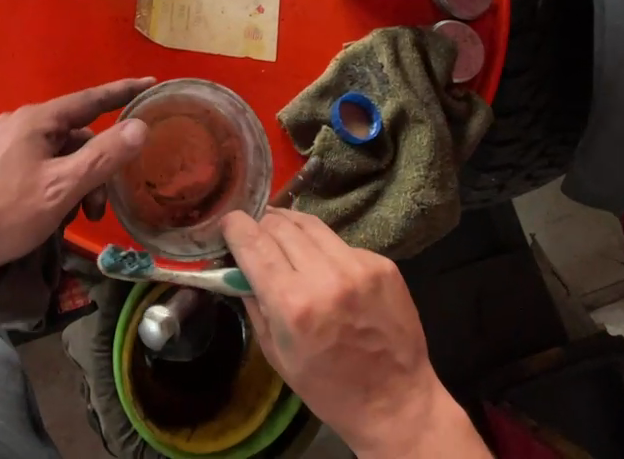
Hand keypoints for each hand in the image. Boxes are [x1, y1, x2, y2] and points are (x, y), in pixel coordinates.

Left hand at [0, 78, 153, 285]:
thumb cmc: (3, 215)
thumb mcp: (61, 188)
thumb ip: (103, 156)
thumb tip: (140, 126)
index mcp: (37, 120)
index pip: (91, 98)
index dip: (124, 91)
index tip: (153, 83)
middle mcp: (21, 124)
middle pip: (76, 135)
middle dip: (97, 168)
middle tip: (101, 208)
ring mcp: (4, 146)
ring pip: (58, 155)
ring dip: (76, 183)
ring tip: (76, 219)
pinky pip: (39, 167)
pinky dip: (56, 187)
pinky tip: (53, 216)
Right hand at [221, 209, 481, 457]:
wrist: (395, 401)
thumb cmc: (327, 387)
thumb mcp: (275, 352)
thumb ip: (254, 301)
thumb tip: (236, 265)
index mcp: (293, 304)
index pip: (254, 243)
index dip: (235, 226)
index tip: (227, 222)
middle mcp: (326, 277)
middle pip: (280, 225)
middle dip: (261, 224)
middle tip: (254, 233)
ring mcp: (358, 266)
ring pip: (310, 223)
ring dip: (290, 226)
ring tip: (282, 235)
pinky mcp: (381, 263)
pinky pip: (339, 241)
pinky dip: (323, 247)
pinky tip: (323, 265)